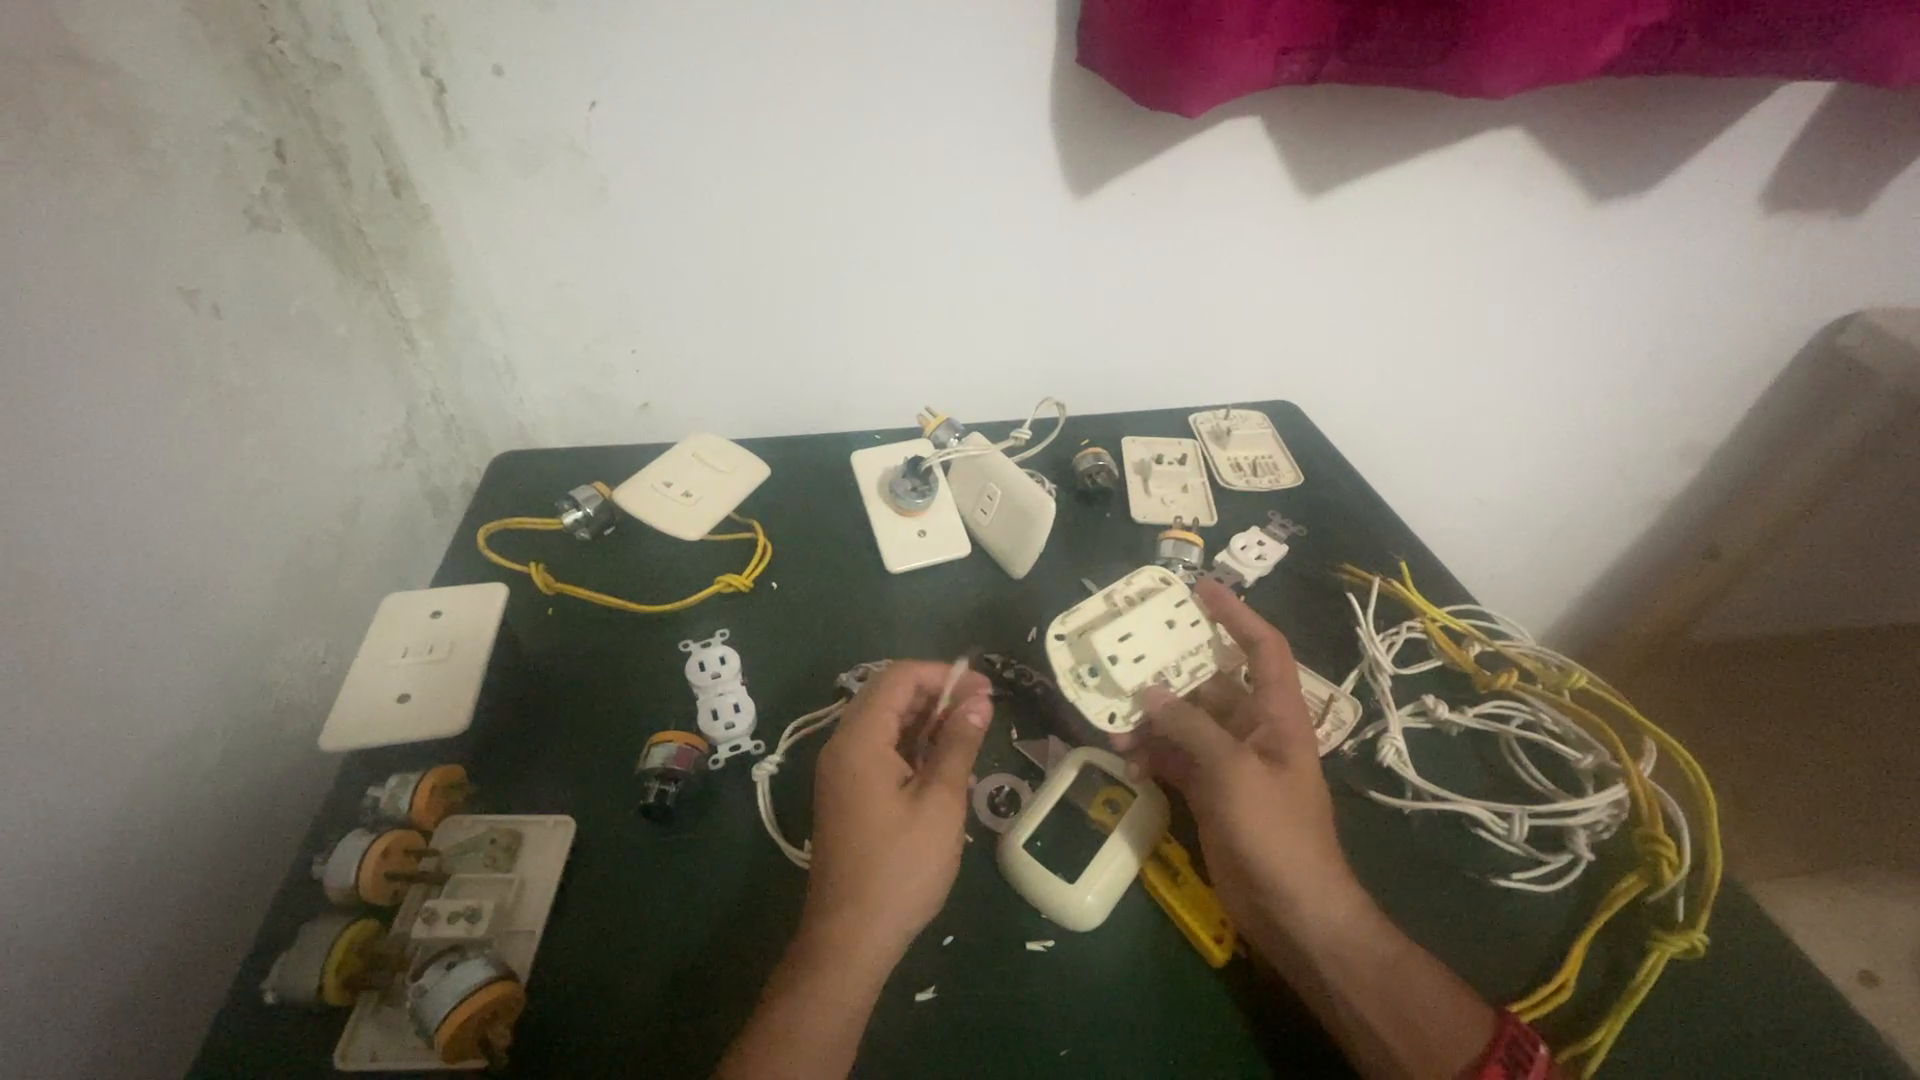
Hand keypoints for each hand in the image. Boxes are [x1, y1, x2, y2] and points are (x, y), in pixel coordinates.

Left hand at [801, 660, 993, 962]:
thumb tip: (980, 700)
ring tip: (971, 734)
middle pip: (889, 696)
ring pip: (886, 723)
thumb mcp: (940, 803)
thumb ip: (958, 744)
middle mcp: (843, 745)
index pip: (898, 677)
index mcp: (859, 740)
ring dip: (927, 721)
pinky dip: (913, 746)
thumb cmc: (900, 869)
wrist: (850, 937)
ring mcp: (842, 770)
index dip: (943, 674)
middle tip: (984, 709)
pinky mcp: (848, 792)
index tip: (985, 689)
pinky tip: (946, 763)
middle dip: (937, 694)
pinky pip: (880, 750)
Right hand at [1118, 580, 1362, 948]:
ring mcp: (1230, 762)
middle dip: (1170, 673)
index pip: (1262, 648)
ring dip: (1150, 721)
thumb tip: (1149, 692)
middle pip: (1210, 684)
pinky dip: (1150, 755)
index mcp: (1278, 715)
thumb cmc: (1276, 833)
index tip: (1200, 588)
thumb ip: (1189, 728)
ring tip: (1112, 726)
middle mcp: (1253, 730)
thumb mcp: (1233, 772)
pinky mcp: (1209, 791)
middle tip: (1126, 659)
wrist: (1293, 912)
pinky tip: (1125, 762)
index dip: (1236, 614)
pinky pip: (1175, 758)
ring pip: (1185, 723)